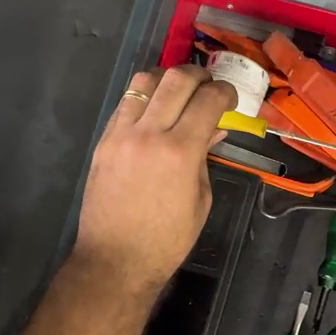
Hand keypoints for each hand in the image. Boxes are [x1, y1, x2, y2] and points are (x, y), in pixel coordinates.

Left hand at [72, 66, 236, 299]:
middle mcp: (149, 134)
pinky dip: (145, 99)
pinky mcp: (104, 142)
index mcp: (181, 153)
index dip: (225, 92)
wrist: (116, 259)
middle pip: (175, 79)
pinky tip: (156, 111)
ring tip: (180, 92)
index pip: (208, 101)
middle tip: (209, 85)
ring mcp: (121, 135)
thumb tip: (213, 131)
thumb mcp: (200, 200)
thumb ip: (205, 159)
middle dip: (199, 76)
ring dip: (167, 79)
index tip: (231, 97)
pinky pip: (126, 105)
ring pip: (144, 82)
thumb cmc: (167, 240)